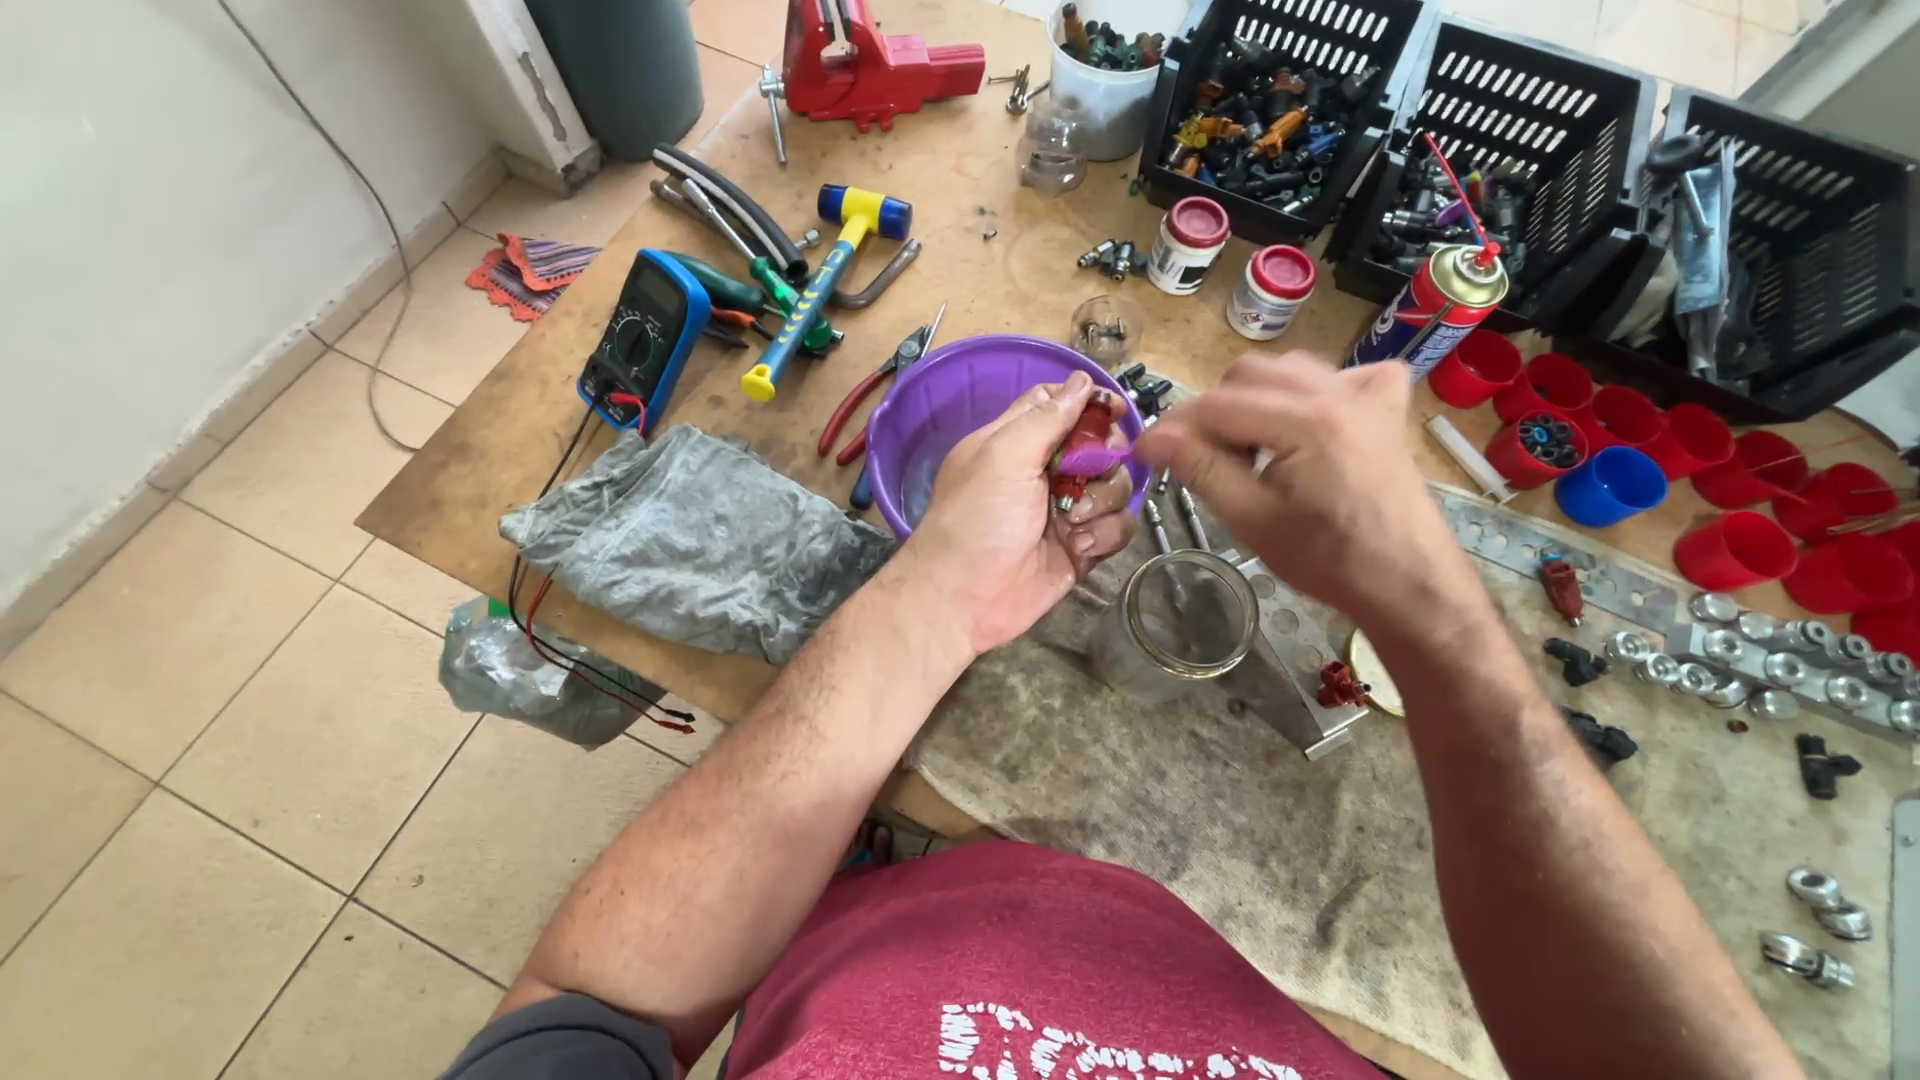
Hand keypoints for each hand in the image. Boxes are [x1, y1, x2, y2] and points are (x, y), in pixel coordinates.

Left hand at [895, 371, 1135, 655]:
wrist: (963, 598)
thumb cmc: (976, 519)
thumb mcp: (1003, 456)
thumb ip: (1046, 419)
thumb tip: (1082, 381)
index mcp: (1016, 442)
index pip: (1058, 405)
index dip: (1088, 402)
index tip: (1112, 408)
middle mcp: (1044, 472)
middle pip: (1098, 445)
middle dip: (1106, 454)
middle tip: (1094, 468)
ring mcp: (1066, 511)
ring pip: (1115, 486)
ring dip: (1104, 499)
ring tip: (1075, 521)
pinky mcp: (1082, 547)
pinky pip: (1116, 528)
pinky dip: (1105, 534)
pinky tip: (1080, 547)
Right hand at [1134, 354, 1478, 633]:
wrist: (1409, 584)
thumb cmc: (1328, 561)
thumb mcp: (1253, 520)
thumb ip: (1203, 469)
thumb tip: (1154, 438)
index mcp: (1306, 422)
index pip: (1218, 406)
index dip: (1173, 427)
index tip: (1144, 453)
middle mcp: (1338, 393)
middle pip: (1248, 374)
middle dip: (1212, 410)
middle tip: (1199, 457)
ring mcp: (1367, 396)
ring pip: (1289, 368)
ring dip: (1255, 397)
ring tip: (1246, 445)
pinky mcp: (1386, 410)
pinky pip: (1343, 374)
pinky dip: (1313, 390)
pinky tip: (1306, 422)